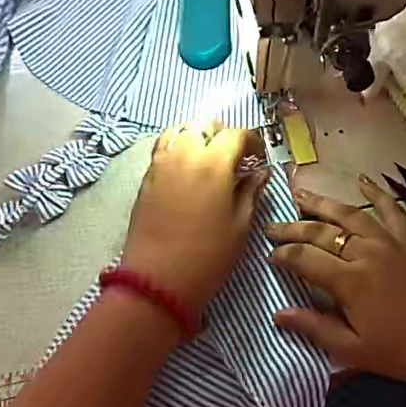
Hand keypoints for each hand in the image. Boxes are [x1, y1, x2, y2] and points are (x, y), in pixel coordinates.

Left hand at [120, 121, 269, 311]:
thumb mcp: (240, 225)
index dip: (252, 141)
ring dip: (197, 138)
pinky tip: (188, 173)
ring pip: (179, 132)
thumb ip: (251, 192)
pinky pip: (163, 149)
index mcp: (213, 163)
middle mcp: (184, 155)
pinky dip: (178, 150)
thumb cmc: (208, 255)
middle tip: (235, 157)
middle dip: (223, 135)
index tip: (259, 157)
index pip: (236, 134)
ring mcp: (160, 164)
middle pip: (204, 126)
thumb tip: (259, 173)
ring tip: (209, 160)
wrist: (158, 279)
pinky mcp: (146, 179)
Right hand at [267, 176, 405, 392]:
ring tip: (300, 194)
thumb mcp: (354, 350)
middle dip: (293, 228)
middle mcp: (367, 253)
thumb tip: (277, 314)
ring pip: (350, 215)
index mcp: (350, 281)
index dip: (283, 256)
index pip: (305, 259)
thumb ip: (315, 328)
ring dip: (323, 203)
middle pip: (322, 232)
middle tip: (272, 226)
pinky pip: (391, 211)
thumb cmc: (403, 352)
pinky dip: (377, 194)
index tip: (269, 257)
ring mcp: (390, 243)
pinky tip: (364, 181)